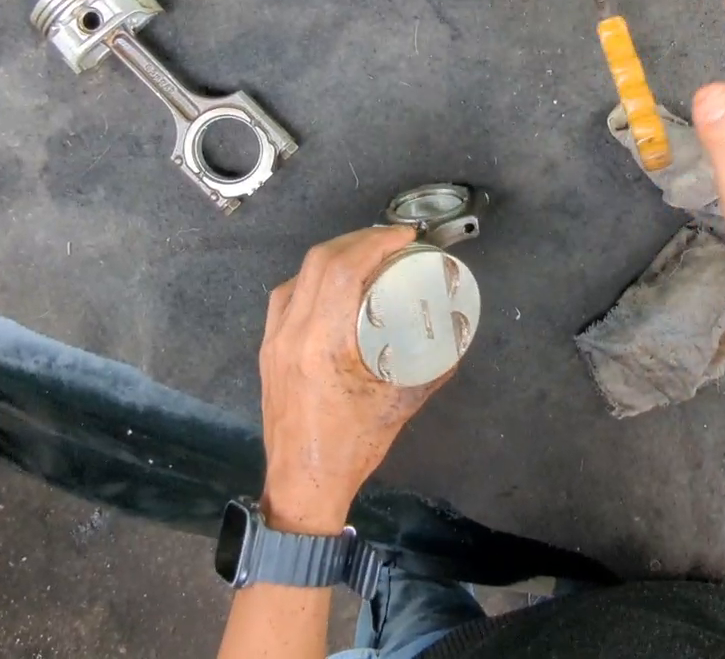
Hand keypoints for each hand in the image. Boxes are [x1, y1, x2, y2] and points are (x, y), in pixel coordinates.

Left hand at [258, 225, 445, 533]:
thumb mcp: (401, 402)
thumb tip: (457, 330)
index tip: (405, 238)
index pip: (342, 269)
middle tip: (391, 241)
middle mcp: (291, 333)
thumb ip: (433, 364)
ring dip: (333, 256)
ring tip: (366, 256)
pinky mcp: (267, 349)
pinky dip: (312, 278)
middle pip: (319, 262)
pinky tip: (333, 286)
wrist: (303, 485)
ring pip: (298, 275)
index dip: (374, 242)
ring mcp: (273, 340)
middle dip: (358, 240)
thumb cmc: (353, 445)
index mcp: (322, 343)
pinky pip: (286, 296)